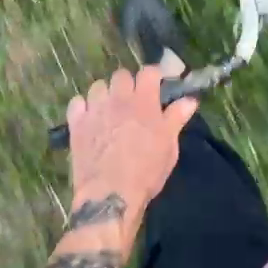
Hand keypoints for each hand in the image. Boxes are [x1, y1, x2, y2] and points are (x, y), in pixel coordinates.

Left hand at [65, 67, 197, 230]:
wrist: (111, 195)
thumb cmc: (146, 171)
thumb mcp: (169, 146)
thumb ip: (176, 118)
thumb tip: (190, 99)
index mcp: (144, 101)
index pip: (149, 71)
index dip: (154, 75)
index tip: (157, 84)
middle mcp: (119, 98)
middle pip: (121, 75)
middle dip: (128, 84)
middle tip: (133, 101)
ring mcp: (96, 109)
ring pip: (98, 86)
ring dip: (106, 94)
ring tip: (110, 109)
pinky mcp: (77, 123)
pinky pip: (77, 103)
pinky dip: (83, 107)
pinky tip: (89, 118)